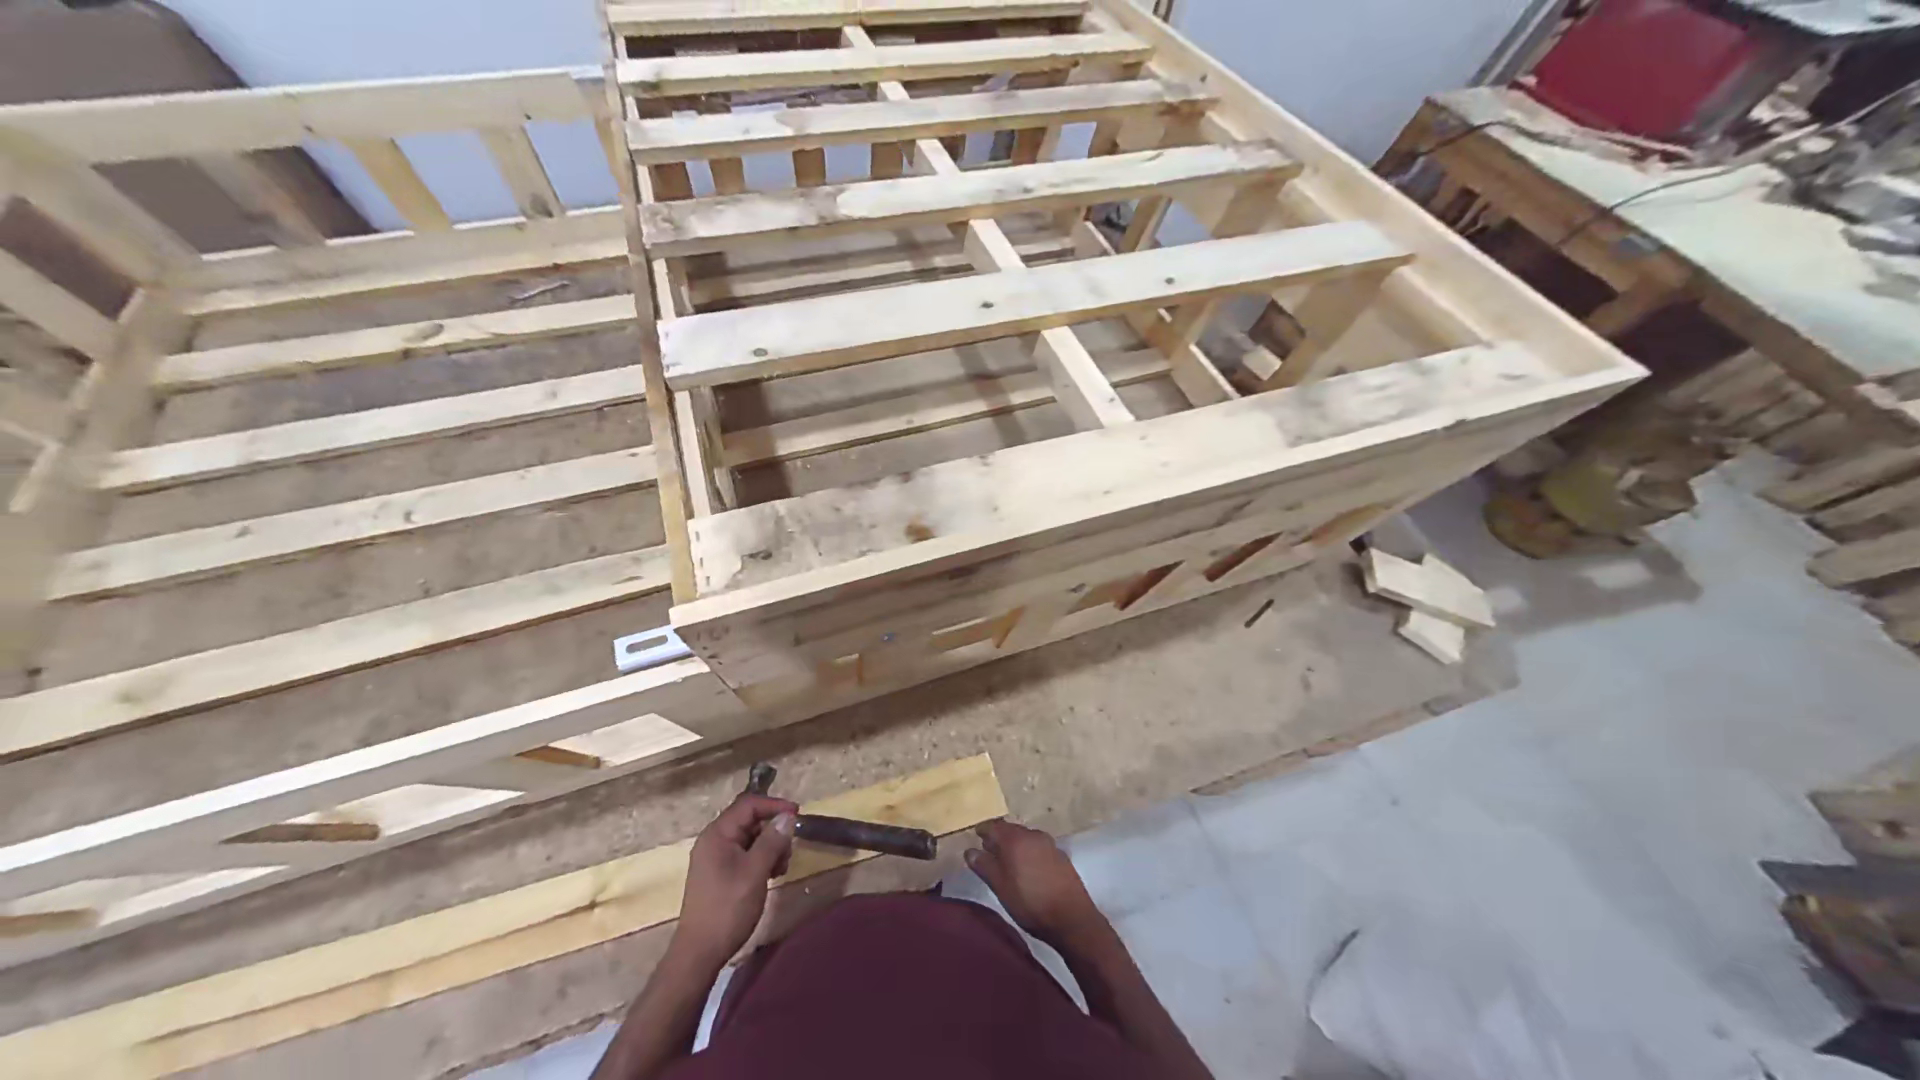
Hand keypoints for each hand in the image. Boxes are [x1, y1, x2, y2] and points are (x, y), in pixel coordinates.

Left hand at [673, 794, 796, 964]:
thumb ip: (772, 840)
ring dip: (770, 846)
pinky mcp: (719, 873)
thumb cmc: (728, 908)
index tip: (798, 815)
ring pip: (750, 838)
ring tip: (781, 868)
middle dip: (774, 830)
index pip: (749, 804)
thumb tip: (787, 816)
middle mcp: (714, 840)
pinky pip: (745, 854)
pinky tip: (771, 875)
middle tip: (790, 850)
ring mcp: (715, 857)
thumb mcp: (755, 872)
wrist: (699, 953)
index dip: (775, 805)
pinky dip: (761, 859)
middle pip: (750, 820)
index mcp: (718, 834)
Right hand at [966, 820, 1103, 946]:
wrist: (1073, 919)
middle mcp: (1033, 835)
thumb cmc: (1031, 903)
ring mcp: (1050, 844)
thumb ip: (984, 866)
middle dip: (998, 837)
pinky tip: (1027, 868)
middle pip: (1011, 830)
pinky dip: (1028, 852)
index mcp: (1016, 839)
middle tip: (988, 849)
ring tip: (1006, 860)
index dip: (983, 830)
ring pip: (1026, 838)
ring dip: (1015, 845)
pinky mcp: (1061, 856)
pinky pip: (1038, 847)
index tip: (975, 835)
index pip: (994, 826)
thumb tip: (970, 851)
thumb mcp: (1001, 887)